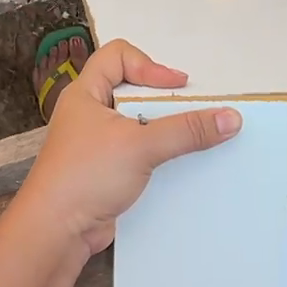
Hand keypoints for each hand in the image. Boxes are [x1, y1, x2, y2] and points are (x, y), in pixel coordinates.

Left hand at [11, 38, 240, 255]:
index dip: (150, 66)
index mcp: (84, 94)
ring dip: (160, 132)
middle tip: (186, 115)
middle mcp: (87, 115)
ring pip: (135, 126)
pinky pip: (135, 155)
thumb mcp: (141, 146)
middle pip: (131, 91)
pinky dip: (154, 158)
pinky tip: (171, 169)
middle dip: (161, 101)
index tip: (177, 88)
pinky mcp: (103, 173)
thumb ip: (186, 130)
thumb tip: (229, 118)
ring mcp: (94, 146)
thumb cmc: (84, 177)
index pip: (118, 56)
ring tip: (183, 143)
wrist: (57, 230)